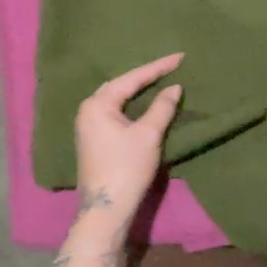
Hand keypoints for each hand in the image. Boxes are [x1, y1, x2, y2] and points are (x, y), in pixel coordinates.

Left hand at [72, 53, 183, 229]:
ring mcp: (88, 125)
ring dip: (137, 91)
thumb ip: (162, 107)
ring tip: (159, 79)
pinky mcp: (93, 139)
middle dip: (144, 76)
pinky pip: (114, 112)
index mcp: (97, 104)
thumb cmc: (127, 168)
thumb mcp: (148, 135)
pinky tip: (144, 103)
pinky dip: (131, 105)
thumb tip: (174, 87)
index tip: (179, 57)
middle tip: (169, 67)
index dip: (157, 68)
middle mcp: (87, 110)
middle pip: (120, 85)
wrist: (106, 209)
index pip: (132, 78)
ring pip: (116, 99)